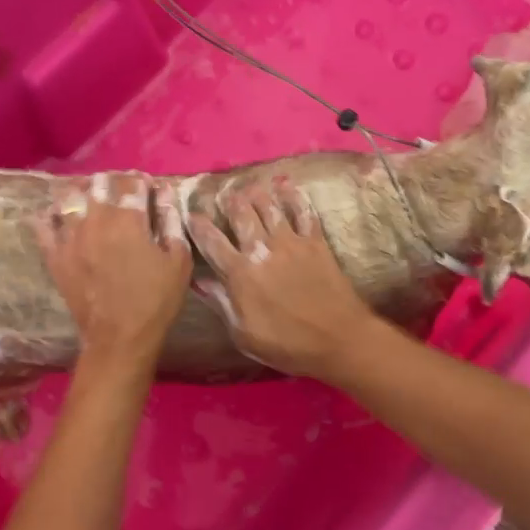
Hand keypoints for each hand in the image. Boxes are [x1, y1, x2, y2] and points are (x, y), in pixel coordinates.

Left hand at [37, 172, 192, 362]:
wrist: (119, 337)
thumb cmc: (155, 300)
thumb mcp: (178, 260)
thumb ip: (171, 221)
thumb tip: (164, 193)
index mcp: (128, 218)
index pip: (132, 184)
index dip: (141, 181)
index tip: (148, 186)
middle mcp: (95, 219)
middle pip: (99, 184)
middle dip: (113, 182)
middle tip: (121, 190)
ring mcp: (70, 237)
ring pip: (69, 197)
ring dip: (83, 191)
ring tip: (91, 196)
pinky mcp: (55, 255)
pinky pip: (43, 225)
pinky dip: (50, 215)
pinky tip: (58, 215)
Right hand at [188, 178, 378, 378]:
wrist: (337, 338)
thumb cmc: (286, 345)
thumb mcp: (243, 334)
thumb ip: (221, 304)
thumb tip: (199, 282)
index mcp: (240, 273)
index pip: (212, 243)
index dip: (199, 227)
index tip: (191, 215)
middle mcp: (262, 250)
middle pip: (242, 217)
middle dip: (231, 203)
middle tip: (225, 195)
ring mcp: (291, 243)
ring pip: (270, 209)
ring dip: (258, 195)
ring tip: (250, 187)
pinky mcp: (316, 243)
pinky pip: (303, 213)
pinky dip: (294, 196)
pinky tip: (286, 185)